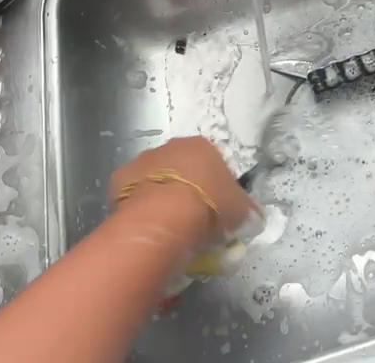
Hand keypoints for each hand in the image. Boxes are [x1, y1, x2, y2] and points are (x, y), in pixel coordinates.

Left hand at [107, 137, 258, 256]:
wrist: (164, 219)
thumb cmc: (208, 209)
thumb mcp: (242, 213)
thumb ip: (248, 212)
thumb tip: (254, 218)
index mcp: (203, 146)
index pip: (211, 164)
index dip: (214, 188)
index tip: (215, 212)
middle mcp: (172, 146)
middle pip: (181, 168)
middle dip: (185, 189)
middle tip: (190, 220)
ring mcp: (143, 160)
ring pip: (155, 179)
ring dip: (160, 197)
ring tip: (165, 227)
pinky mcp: (119, 179)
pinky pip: (132, 194)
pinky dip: (138, 207)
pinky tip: (145, 227)